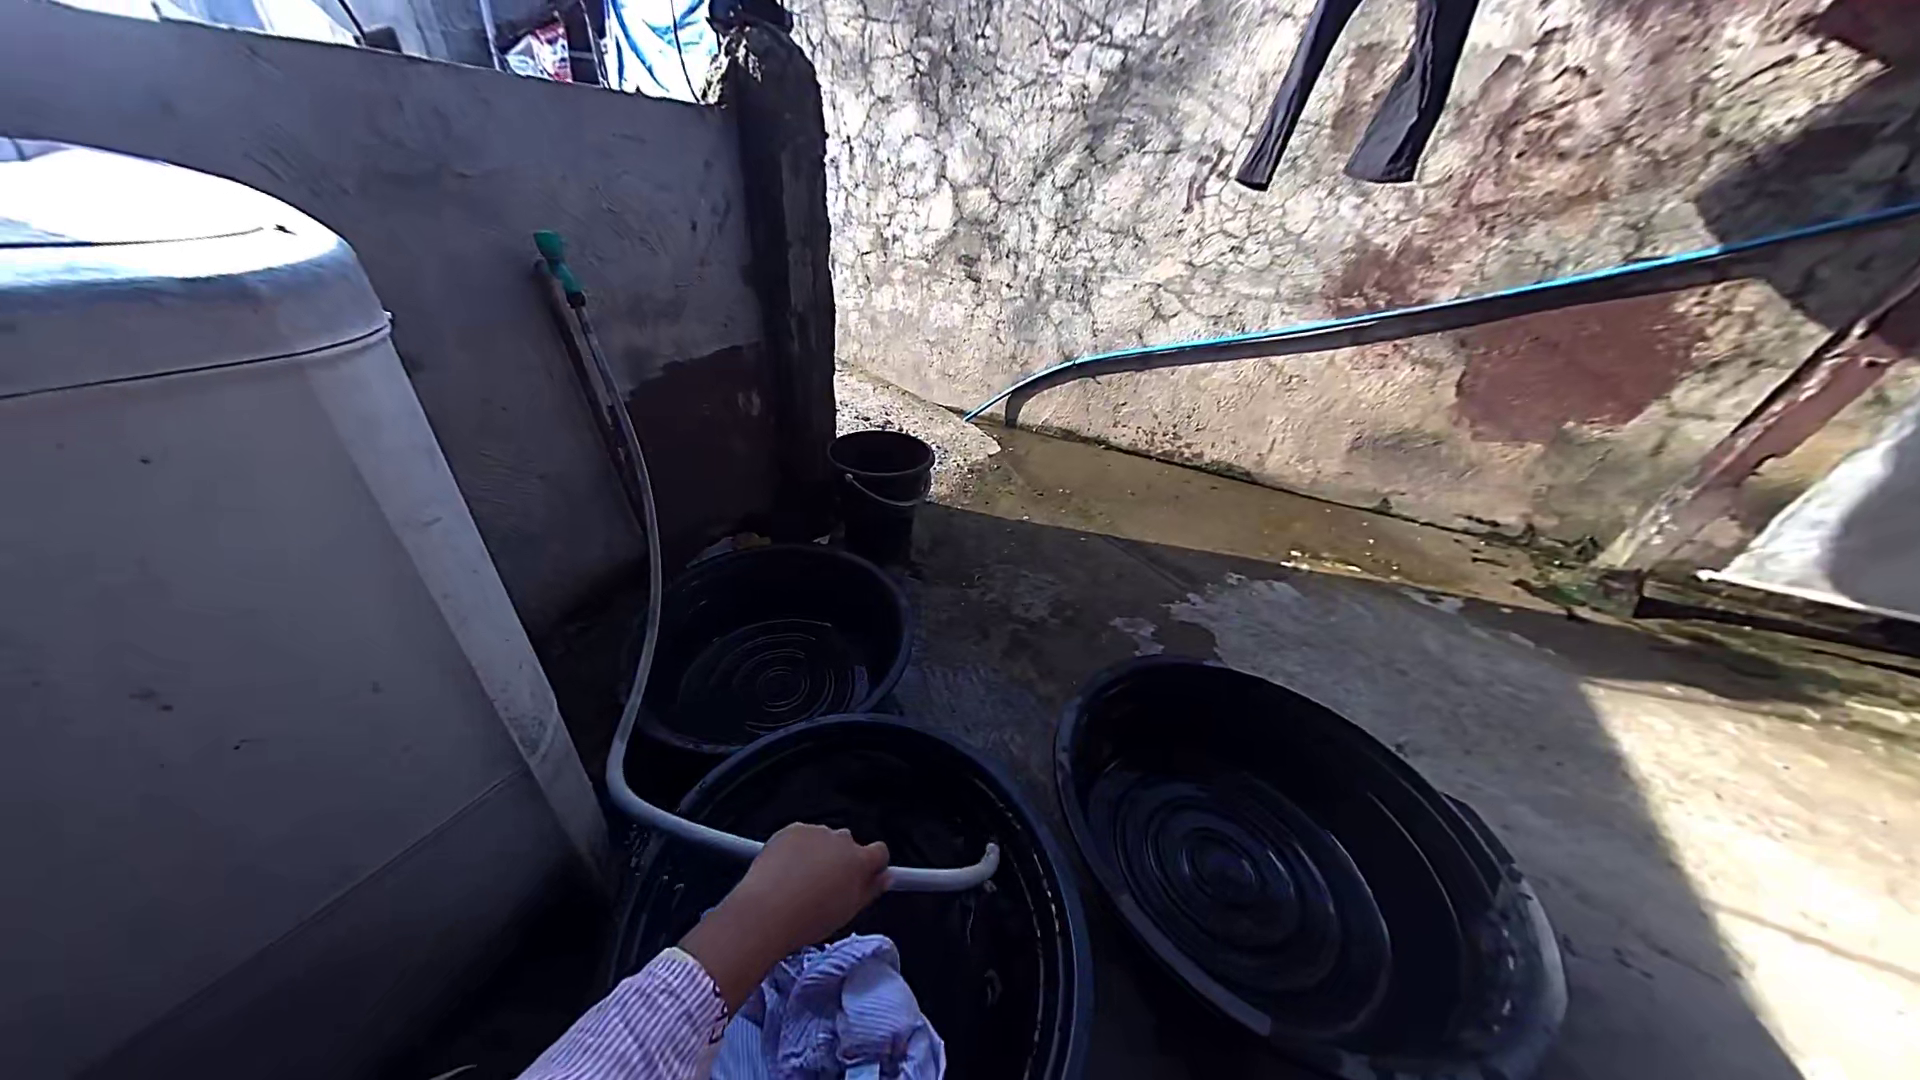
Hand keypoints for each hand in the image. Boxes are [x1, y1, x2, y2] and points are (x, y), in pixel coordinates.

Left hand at [679, 823, 890, 1006]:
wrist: (765, 911)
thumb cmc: (807, 919)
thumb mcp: (847, 913)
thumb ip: (870, 891)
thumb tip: (883, 879)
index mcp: (859, 860)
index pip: (880, 852)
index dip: (873, 864)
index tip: (865, 876)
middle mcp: (841, 839)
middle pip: (849, 845)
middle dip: (841, 859)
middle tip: (826, 885)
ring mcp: (816, 832)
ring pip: (824, 840)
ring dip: (818, 853)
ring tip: (800, 882)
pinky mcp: (792, 829)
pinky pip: (801, 836)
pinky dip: (797, 848)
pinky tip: (785, 871)